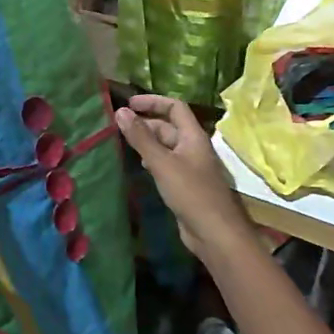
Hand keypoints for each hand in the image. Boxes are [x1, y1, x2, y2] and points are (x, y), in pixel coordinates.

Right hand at [115, 95, 255, 262]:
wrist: (214, 231)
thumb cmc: (190, 192)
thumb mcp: (162, 162)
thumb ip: (141, 138)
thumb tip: (121, 111)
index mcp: (193, 136)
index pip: (175, 107)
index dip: (153, 102)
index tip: (128, 104)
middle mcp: (192, 147)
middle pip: (168, 126)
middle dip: (146, 123)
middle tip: (119, 127)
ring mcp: (190, 166)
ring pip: (166, 146)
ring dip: (147, 141)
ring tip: (124, 143)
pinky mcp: (185, 184)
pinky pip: (166, 164)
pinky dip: (152, 160)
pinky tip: (140, 165)